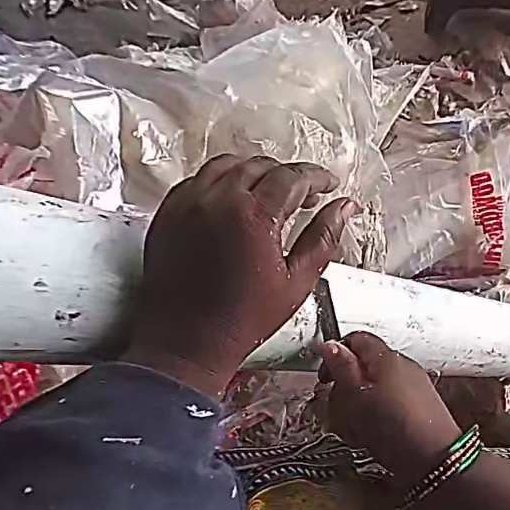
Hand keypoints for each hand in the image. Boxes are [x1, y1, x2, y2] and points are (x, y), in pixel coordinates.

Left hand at [123, 155, 354, 397]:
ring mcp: (187, 205)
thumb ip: (323, 238)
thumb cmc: (239, 321)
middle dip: (287, 176)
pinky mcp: (168, 215)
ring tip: (267, 193)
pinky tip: (231, 201)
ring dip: (252, 173)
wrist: (186, 343)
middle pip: (260, 166)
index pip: (292, 177)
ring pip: (226, 166)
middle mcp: (217, 202)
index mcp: (253, 216)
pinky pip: (196, 182)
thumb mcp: (295, 282)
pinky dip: (218, 183)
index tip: (326, 184)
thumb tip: (342, 208)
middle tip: (303, 194)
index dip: (316, 178)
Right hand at [319, 332, 463, 481]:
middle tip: (338, 406)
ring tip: (354, 425)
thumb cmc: (392, 426)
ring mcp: (414, 386)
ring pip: (375, 385)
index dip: (335, 356)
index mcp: (386, 357)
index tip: (326, 377)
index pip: (355, 340)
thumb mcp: (356, 396)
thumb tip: (329, 345)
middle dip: (346, 384)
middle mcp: (403, 366)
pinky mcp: (420, 407)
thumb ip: (342, 368)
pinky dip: (376, 413)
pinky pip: (389, 401)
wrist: (434, 460)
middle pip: (364, 365)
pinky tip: (372, 433)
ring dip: (359, 402)